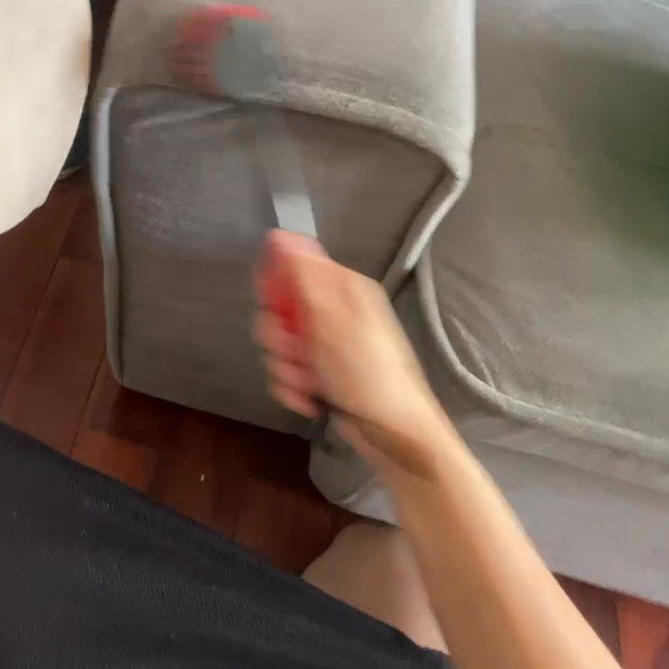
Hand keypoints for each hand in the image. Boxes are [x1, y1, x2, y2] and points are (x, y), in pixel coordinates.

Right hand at [255, 231, 448, 467]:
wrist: (395, 433)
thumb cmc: (368, 372)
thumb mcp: (333, 319)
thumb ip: (303, 276)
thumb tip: (280, 234)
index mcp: (341, 288)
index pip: (292, 265)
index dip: (274, 285)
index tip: (274, 307)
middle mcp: (333, 310)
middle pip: (279, 307)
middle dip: (279, 334)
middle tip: (295, 350)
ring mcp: (326, 343)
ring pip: (279, 342)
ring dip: (285, 366)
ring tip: (308, 382)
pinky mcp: (320, 372)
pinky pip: (287, 369)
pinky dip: (292, 386)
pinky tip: (308, 398)